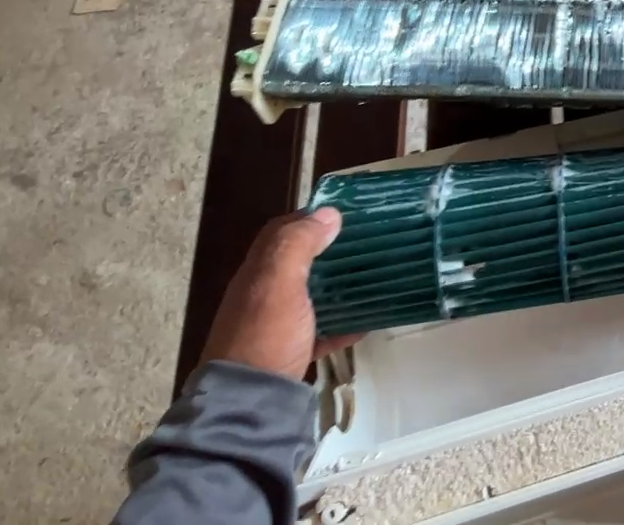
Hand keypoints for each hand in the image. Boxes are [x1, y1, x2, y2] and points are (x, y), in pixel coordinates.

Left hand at [202, 208, 361, 380]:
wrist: (249, 408)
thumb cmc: (265, 338)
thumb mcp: (278, 285)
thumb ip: (298, 246)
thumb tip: (329, 214)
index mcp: (257, 275)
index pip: (281, 232)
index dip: (311, 218)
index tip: (348, 214)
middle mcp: (264, 296)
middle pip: (300, 261)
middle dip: (332, 248)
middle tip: (369, 241)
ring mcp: (278, 324)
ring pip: (314, 292)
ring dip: (341, 282)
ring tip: (374, 274)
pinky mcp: (294, 349)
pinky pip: (324, 325)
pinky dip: (345, 318)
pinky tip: (367, 318)